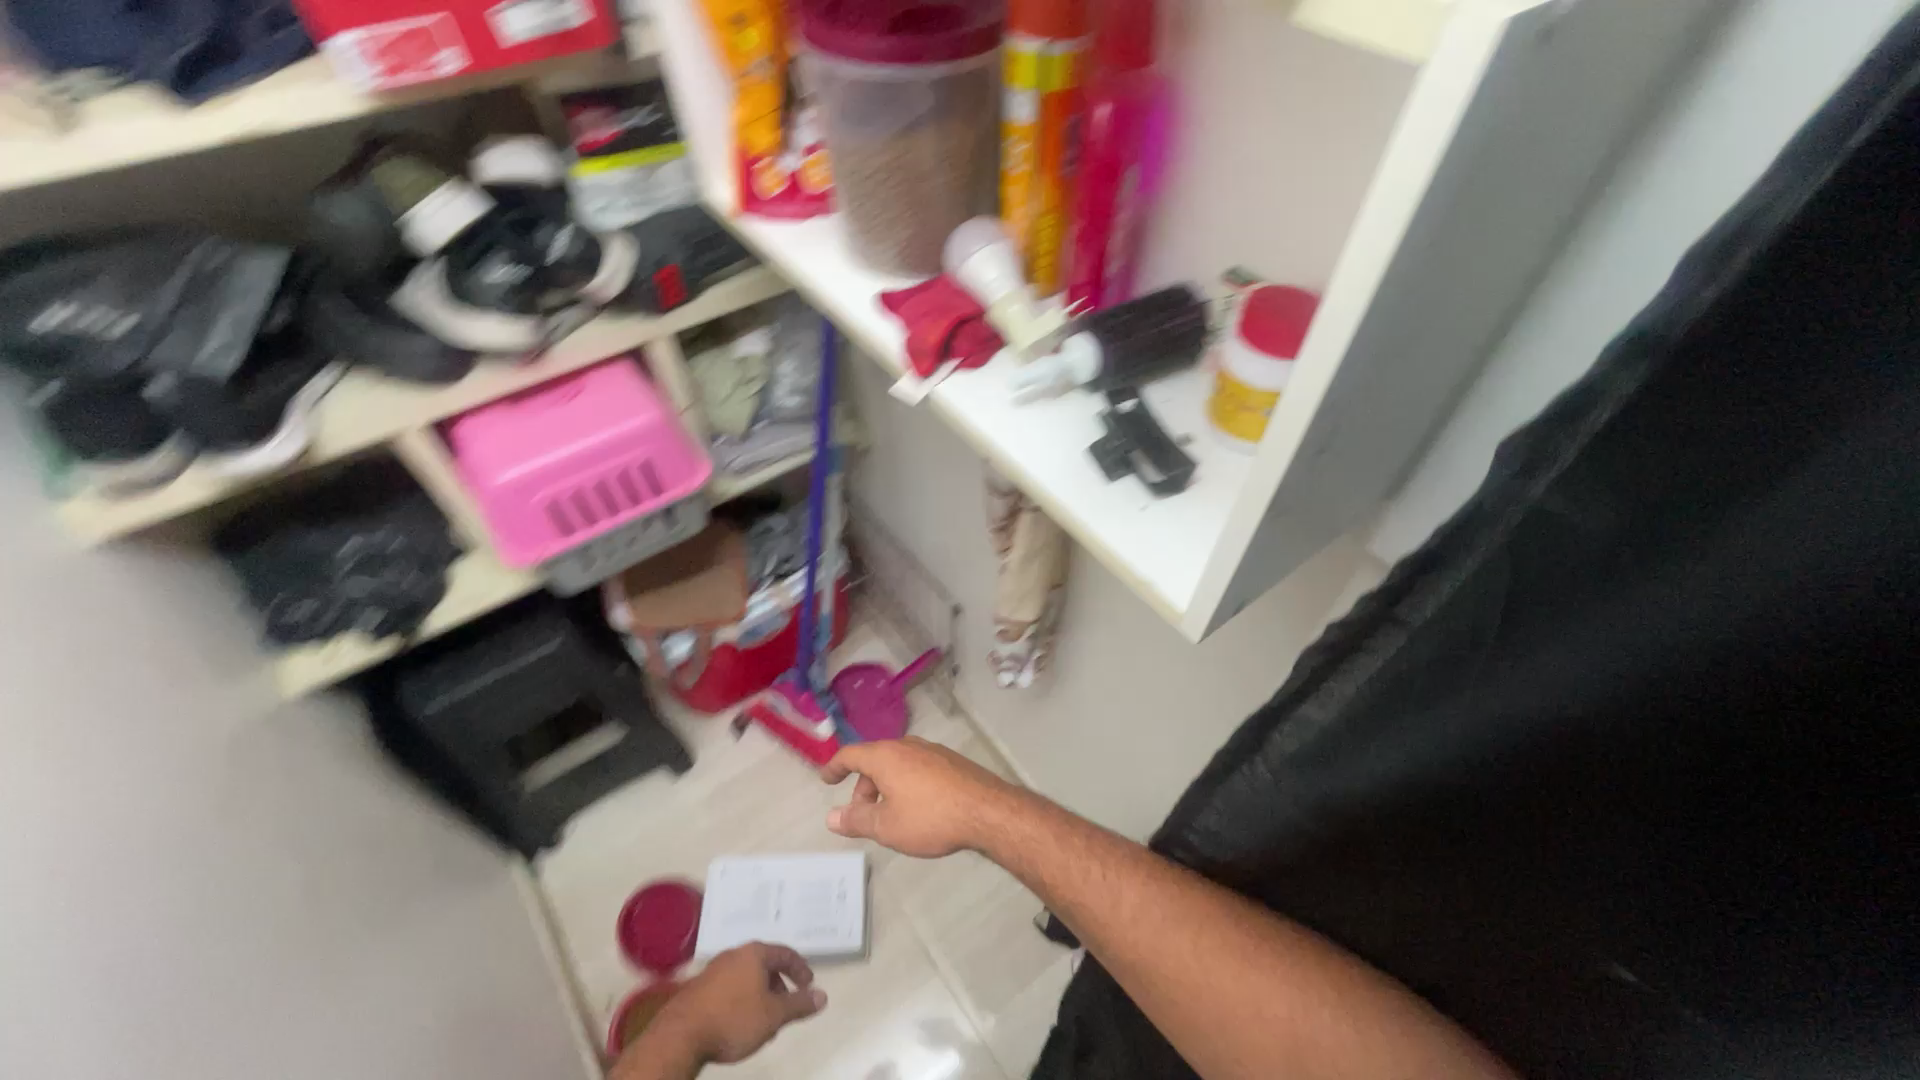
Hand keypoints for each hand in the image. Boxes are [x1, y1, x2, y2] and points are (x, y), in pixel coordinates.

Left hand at [638, 943, 826, 1069]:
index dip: (801, 969)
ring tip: (764, 1022)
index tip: (809, 986)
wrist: (680, 1036)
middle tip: (786, 1008)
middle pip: (764, 965)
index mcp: (755, 954)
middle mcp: (734, 955)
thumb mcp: (774, 1015)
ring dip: (760, 996)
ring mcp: (713, 970)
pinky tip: (739, 1024)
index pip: (785, 954)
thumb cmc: (734, 1019)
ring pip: (746, 978)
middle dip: (778, 986)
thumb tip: (823, 996)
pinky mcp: (698, 987)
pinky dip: (741, 1000)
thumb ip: (800, 1004)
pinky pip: (729, 988)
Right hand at [821, 737, 1023, 857]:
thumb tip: (831, 817)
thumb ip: (856, 820)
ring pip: (898, 765)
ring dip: (887, 787)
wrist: (987, 811)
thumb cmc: (930, 818)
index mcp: (886, 756)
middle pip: (875, 761)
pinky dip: (907, 784)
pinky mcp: (952, 761)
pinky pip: (918, 768)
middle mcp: (908, 746)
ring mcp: (933, 751)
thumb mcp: (886, 826)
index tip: (826, 779)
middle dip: (864, 787)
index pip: (851, 754)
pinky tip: (918, 808)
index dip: (835, 767)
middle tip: (863, 815)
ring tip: (891, 815)